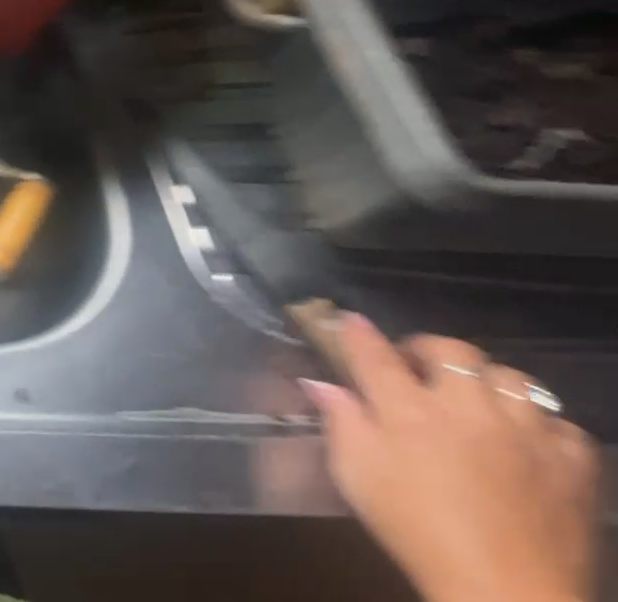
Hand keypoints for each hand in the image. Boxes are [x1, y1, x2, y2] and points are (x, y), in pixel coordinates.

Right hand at [304, 315, 599, 601]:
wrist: (505, 589)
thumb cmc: (414, 526)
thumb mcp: (356, 475)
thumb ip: (341, 423)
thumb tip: (321, 383)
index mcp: (408, 411)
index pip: (376, 356)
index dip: (358, 333)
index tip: (349, 320)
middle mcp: (468, 410)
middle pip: (452, 352)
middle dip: (428, 347)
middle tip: (416, 362)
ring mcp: (527, 433)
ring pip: (512, 378)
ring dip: (486, 380)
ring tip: (474, 397)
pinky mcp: (572, 463)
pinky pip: (560, 422)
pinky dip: (539, 422)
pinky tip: (524, 438)